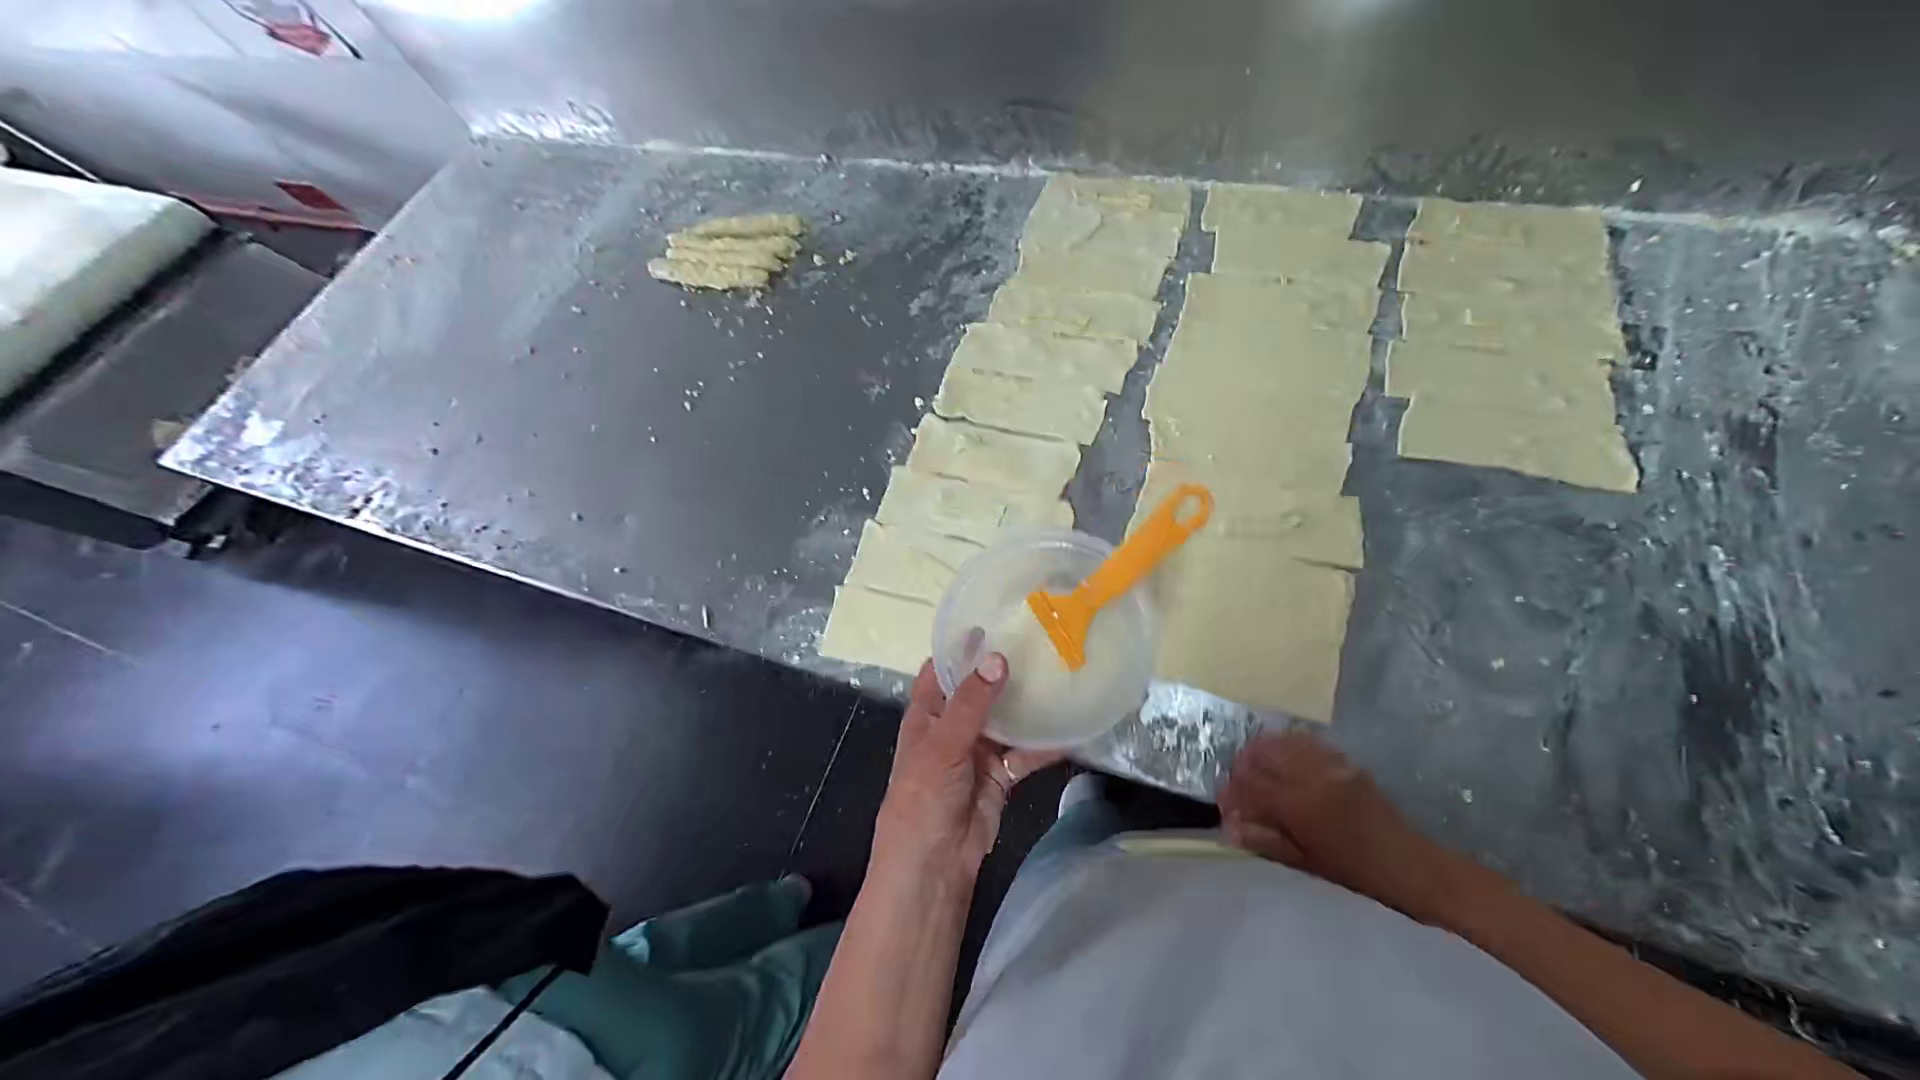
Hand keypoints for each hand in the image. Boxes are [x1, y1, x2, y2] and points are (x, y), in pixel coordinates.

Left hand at [871, 656, 1062, 878]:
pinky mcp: (1001, 775)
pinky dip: (1044, 745)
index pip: (942, 671)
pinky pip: (1024, 753)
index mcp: (927, 714)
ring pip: (1006, 721)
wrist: (935, 862)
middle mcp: (952, 727)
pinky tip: (1070, 730)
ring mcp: (978, 751)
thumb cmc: (924, 795)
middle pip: (979, 693)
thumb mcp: (943, 743)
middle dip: (1003, 673)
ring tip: (1059, 675)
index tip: (991, 622)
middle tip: (1038, 644)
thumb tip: (997, 659)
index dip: (961, 648)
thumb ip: (972, 703)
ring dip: (1027, 706)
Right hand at [1218, 729, 1465, 923]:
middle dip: (1244, 767)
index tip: (1226, 804)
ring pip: (1282, 743)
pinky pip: (1306, 744)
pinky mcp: (1345, 762)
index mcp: (1299, 803)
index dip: (1232, 791)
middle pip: (1262, 754)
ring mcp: (1330, 764)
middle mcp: (1311, 775)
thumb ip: (1264, 840)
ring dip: (1264, 754)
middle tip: (1240, 787)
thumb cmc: (1356, 872)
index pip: (1250, 784)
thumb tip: (1228, 827)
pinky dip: (1288, 749)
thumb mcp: (1305, 862)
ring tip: (1259, 773)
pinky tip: (1286, 765)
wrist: (1412, 866)